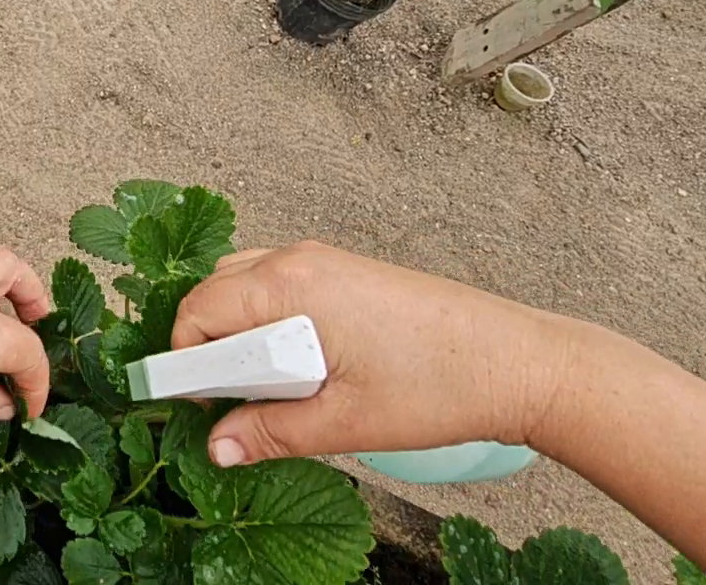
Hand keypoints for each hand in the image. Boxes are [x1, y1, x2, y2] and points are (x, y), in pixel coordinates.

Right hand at [171, 241, 582, 467]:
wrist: (518, 361)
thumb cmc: (439, 385)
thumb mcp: (347, 421)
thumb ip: (272, 433)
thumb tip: (218, 447)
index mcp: (289, 287)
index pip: (199, 309)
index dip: (186, 357)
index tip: (200, 399)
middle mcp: (295, 260)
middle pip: (213, 291)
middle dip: (208, 342)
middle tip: (236, 395)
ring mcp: (317, 258)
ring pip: (239, 281)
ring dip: (235, 326)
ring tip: (268, 378)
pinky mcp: (336, 267)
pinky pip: (271, 279)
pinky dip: (262, 313)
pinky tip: (295, 356)